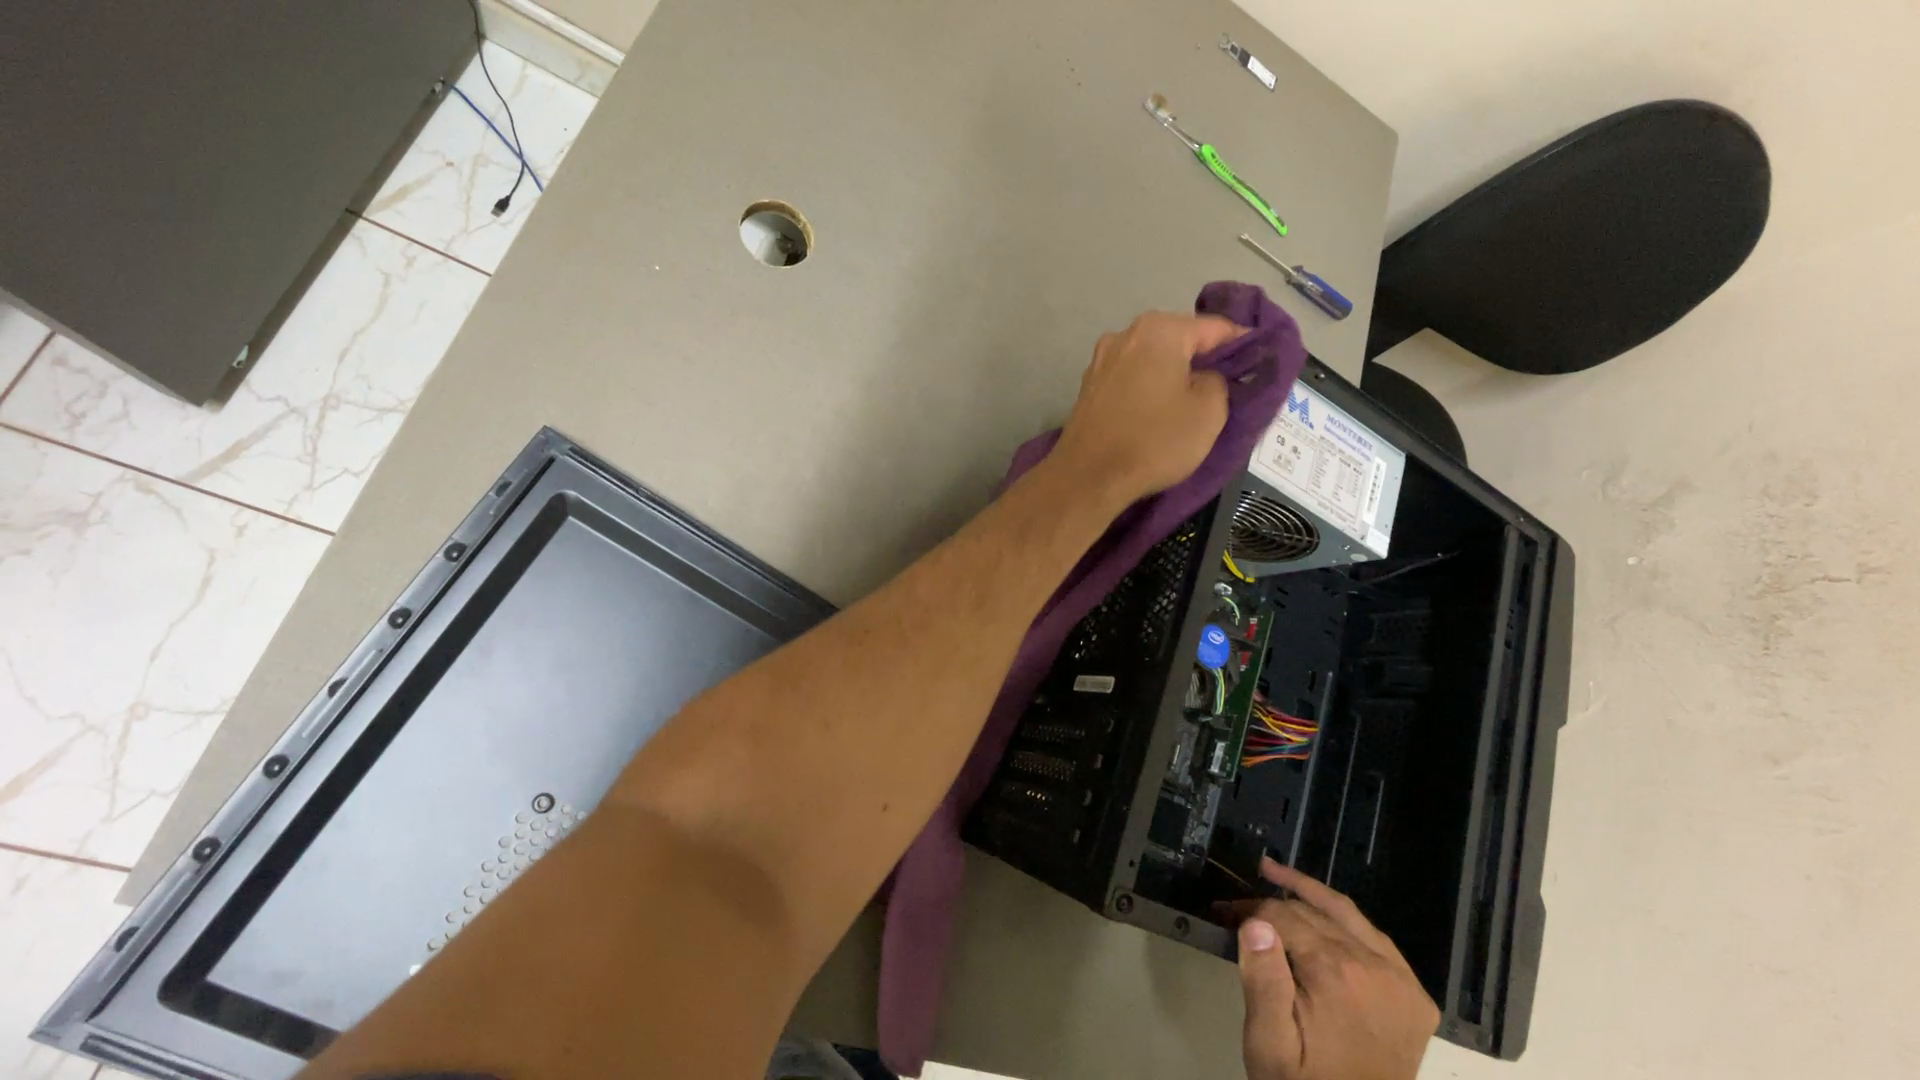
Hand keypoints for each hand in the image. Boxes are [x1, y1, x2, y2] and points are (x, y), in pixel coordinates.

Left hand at [1051, 311, 1240, 505]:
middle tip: (1230, 386)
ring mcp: (1102, 359)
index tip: (1261, 362)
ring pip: (1154, 359)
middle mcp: (1127, 333)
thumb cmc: (1155, 441)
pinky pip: (1133, 379)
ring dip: (1175, 375)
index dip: (1243, 344)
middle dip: (1205, 359)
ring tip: (1195, 401)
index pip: (1216, 327)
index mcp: (1160, 329)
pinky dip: (1150, 388)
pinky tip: (1160, 410)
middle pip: (1181, 340)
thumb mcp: (1210, 411)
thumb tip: (1209, 375)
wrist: (1088, 477)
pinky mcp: (1089, 386)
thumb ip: (1221, 381)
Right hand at [1235, 858, 1438, 1079]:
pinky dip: (1347, 920)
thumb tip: (1256, 923)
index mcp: (1335, 974)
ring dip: (1310, 894)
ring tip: (1274, 874)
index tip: (1221, 913)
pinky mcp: (1414, 998)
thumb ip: (1263, 982)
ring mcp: (1400, 981)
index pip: (1285, 917)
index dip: (1249, 909)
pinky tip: (1324, 914)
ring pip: (1348, 917)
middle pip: (1314, 914)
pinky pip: (1376, 940)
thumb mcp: (1268, 1045)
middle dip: (1272, 905)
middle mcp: (1374, 967)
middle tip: (1236, 906)